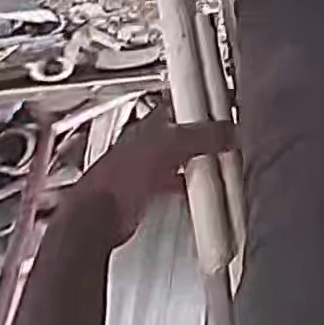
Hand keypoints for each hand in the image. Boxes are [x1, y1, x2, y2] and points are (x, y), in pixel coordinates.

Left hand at [63, 109, 233, 246]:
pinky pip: (173, 183)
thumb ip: (202, 137)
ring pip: (177, 158)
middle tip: (221, 139)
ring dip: (195, 161)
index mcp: (148, 124)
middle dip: (201, 135)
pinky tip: (195, 191)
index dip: (199, 106)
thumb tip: (226, 132)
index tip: (219, 112)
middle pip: (179, 132)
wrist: (97, 218)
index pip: (178, 106)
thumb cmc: (119, 178)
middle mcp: (144, 144)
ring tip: (213, 164)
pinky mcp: (145, 194)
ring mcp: (143, 169)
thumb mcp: (172, 147)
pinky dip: (187, 185)